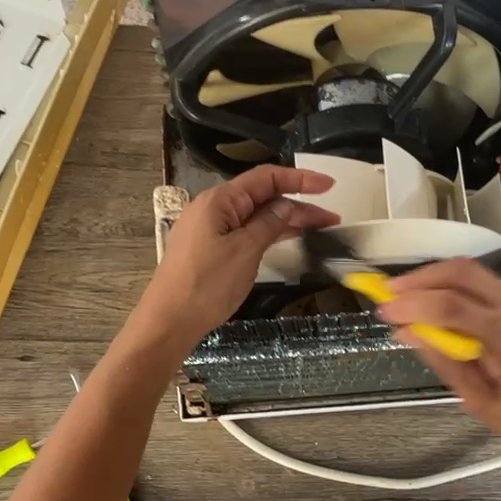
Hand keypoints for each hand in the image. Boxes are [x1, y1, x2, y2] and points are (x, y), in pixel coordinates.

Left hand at [132, 166, 339, 349]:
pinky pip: (245, 233)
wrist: (169, 322)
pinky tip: (288, 238)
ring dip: (286, 221)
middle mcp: (213, 209)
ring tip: (319, 228)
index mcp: (219, 201)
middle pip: (262, 198)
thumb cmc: (206, 285)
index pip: (265, 179)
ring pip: (255, 217)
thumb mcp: (245, 251)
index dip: (299, 179)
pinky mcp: (210, 250)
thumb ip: (268, 224)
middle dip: (298, 204)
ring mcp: (210, 230)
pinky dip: (268, 234)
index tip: (328, 186)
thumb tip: (286, 205)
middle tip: (331, 218)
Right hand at [378, 258, 500, 457]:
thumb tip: (405, 331)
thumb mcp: (479, 402)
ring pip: (474, 272)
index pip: (454, 306)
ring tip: (410, 301)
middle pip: (462, 272)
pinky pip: (490, 283)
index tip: (384, 310)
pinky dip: (462, 289)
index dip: (413, 303)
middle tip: (389, 294)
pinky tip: (447, 308)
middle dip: (420, 279)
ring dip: (438, 282)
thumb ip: (444, 361)